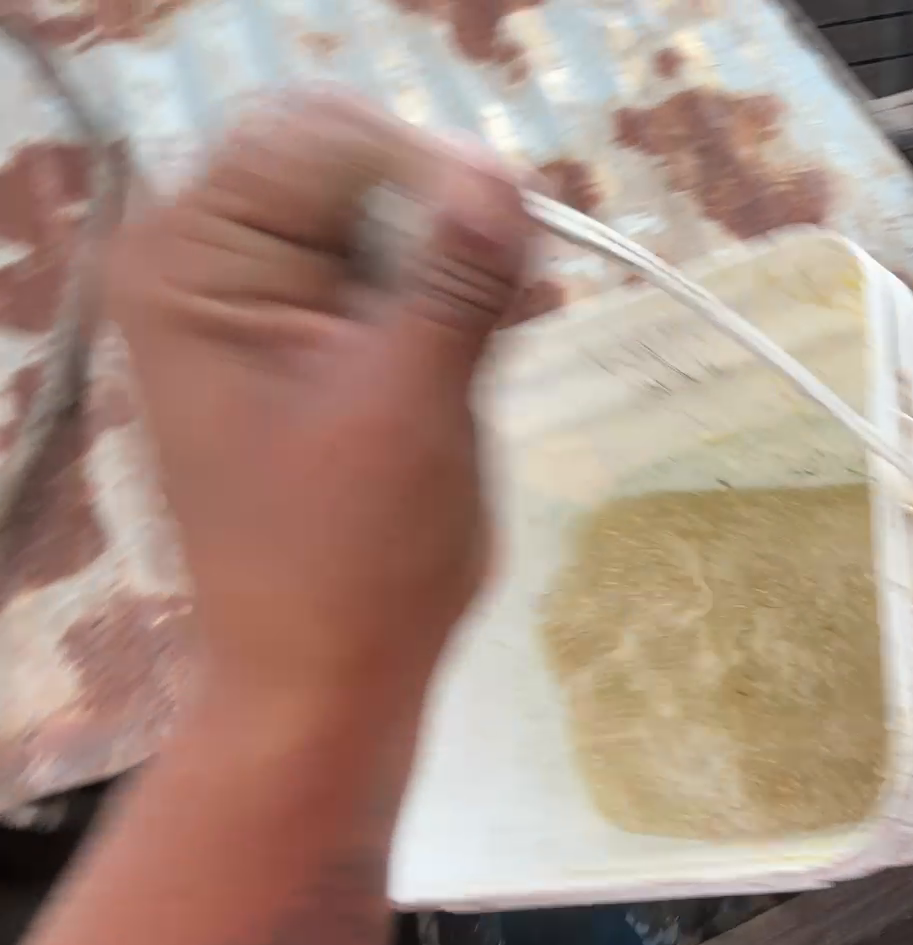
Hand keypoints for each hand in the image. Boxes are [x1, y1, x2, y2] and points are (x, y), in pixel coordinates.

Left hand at [109, 90, 533, 704]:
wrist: (341, 652)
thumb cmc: (355, 543)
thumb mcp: (407, 403)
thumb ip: (452, 283)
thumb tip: (498, 168)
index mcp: (205, 262)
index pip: (318, 140)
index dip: (426, 169)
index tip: (516, 232)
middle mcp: (240, 268)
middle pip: (360, 175)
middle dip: (455, 214)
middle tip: (523, 281)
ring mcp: (301, 313)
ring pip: (404, 231)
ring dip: (475, 259)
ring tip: (522, 311)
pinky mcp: (357, 354)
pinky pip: (422, 288)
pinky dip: (476, 295)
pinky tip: (516, 320)